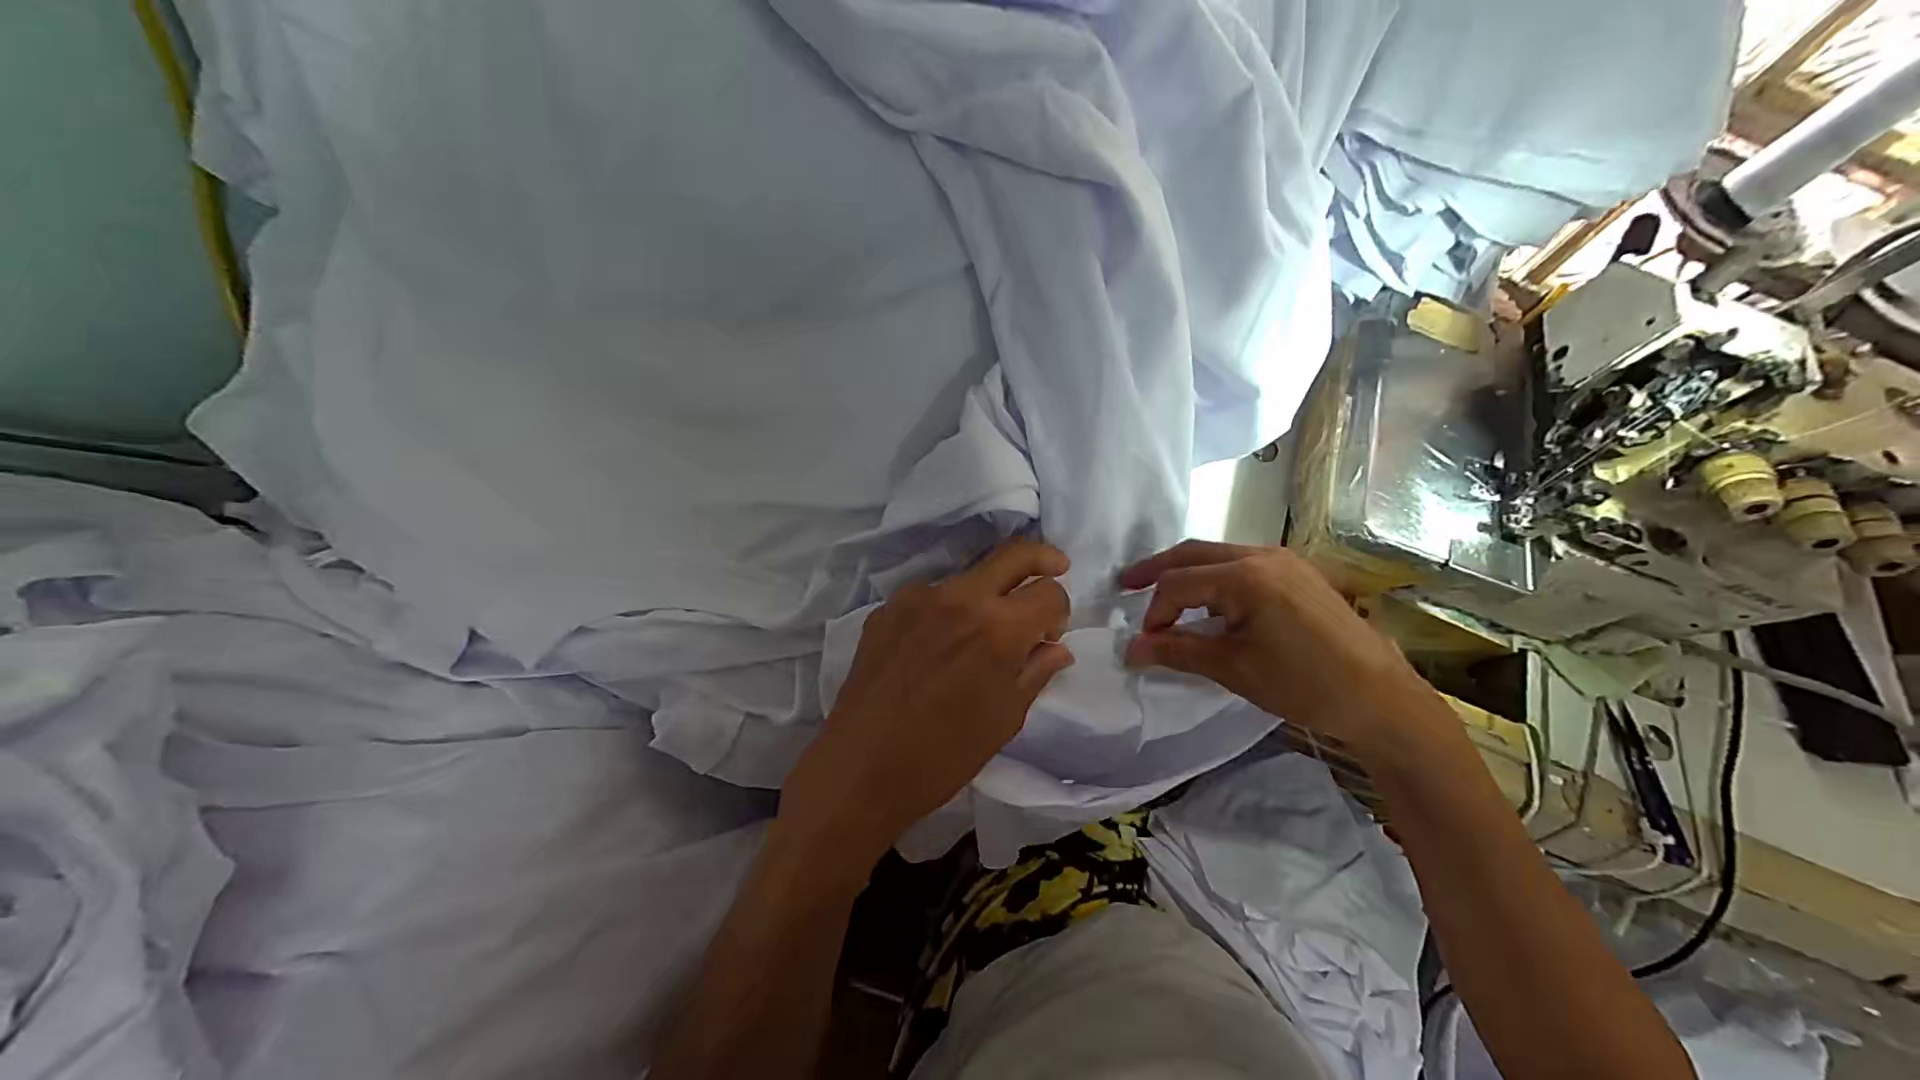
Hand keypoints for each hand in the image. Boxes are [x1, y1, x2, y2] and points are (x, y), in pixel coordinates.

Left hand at [780, 539, 1073, 863]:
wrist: (861, 768)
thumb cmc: (944, 754)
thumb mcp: (1004, 718)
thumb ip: (1035, 672)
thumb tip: (1057, 648)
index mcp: (998, 627)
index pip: (1049, 592)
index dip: (1060, 611)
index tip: (1051, 634)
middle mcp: (960, 597)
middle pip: (1014, 554)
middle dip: (1043, 559)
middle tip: (1055, 569)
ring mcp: (918, 597)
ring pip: (969, 575)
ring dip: (988, 592)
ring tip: (981, 632)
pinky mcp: (888, 608)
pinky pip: (930, 595)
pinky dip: (947, 609)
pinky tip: (938, 645)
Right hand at [1120, 540, 1446, 750]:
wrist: (1382, 698)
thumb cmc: (1303, 684)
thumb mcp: (1232, 668)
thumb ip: (1178, 651)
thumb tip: (1132, 650)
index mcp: (1245, 576)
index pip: (1178, 583)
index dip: (1154, 611)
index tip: (1148, 643)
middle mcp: (1263, 555)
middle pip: (1194, 553)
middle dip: (1157, 570)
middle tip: (1125, 584)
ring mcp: (1285, 561)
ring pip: (1219, 555)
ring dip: (1188, 573)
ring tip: (1165, 598)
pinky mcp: (1299, 574)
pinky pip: (1243, 564)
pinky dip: (1216, 577)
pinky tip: (1212, 603)